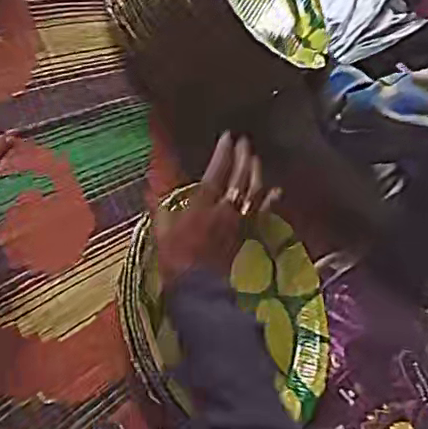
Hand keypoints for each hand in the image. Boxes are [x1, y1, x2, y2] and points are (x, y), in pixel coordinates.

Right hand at [155, 131, 281, 284]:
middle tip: (245, 142)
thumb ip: (159, 211)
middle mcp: (224, 210)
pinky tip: (276, 190)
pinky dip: (270, 201)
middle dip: (243, 158)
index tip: (227, 137)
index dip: (222, 154)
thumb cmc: (176, 262)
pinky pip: (263, 214)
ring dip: (256, 173)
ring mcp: (239, 223)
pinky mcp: (248, 236)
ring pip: (254, 192)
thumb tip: (151, 192)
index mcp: (201, 207)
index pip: (215, 174)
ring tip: (256, 159)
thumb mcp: (161, 234)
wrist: (200, 291)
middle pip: (239, 178)